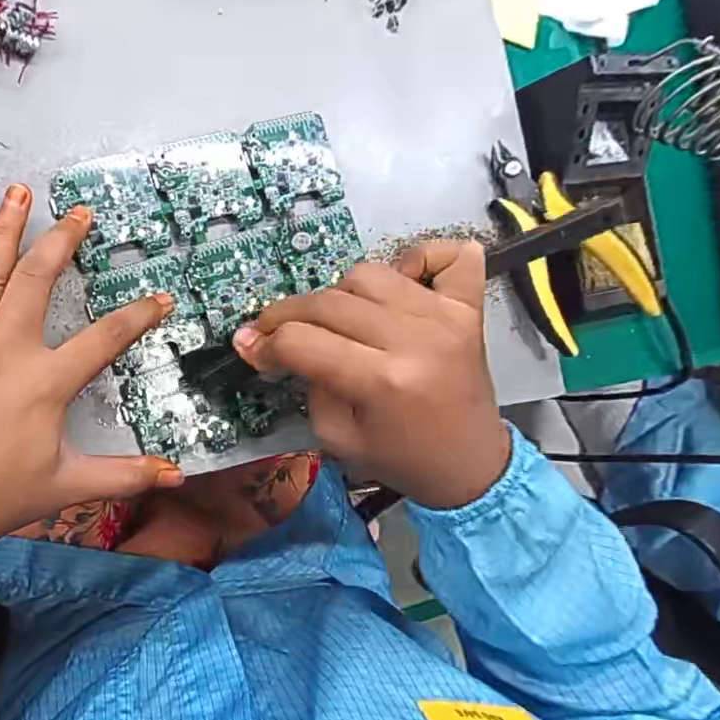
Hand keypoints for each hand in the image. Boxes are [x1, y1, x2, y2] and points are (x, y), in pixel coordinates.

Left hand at [0, 185, 184, 557]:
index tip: (159, 298)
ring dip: (5, 231)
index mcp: (45, 385)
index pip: (103, 339)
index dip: (137, 316)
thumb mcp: (67, 487)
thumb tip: (177, 476)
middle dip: (63, 243)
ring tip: (18, 193)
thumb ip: (124, 476)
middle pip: (38, 282)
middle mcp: (6, 353)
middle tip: (78, 214)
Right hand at [233, 241, 509, 508]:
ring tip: (332, 320)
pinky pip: (448, 254)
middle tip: (271, 332)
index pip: (301, 341)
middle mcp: (415, 339)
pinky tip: (399, 283)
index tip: (250, 350)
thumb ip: (308, 383)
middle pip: (327, 303)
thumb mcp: (335, 436)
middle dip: (284, 316)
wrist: (469, 465)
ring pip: (368, 274)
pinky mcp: (469, 307)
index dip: (264, 344)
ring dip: (336, 294)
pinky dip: (417, 259)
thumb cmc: (398, 459)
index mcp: (380, 382)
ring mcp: (446, 317)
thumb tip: (273, 344)